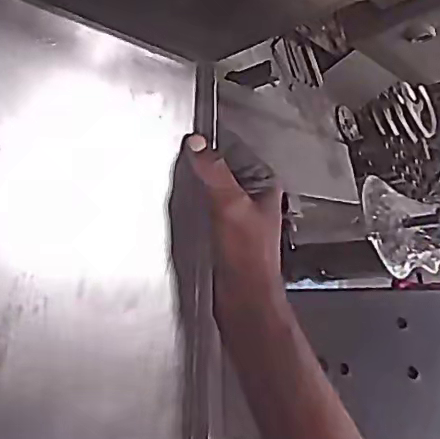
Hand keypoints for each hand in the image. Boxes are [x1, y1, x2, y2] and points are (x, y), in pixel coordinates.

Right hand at [183, 134, 283, 288]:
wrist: (244, 300)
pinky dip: (193, 200)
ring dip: (195, 182)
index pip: (235, 148)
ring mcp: (238, 212)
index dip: (212, 142)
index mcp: (264, 183)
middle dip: (201, 163)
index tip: (187, 138)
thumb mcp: (229, 205)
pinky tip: (181, 201)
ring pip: (212, 185)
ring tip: (176, 176)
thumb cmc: (247, 256)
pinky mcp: (223, 229)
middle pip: (222, 166)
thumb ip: (214, 172)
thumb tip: (197, 143)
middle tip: (177, 155)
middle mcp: (253, 194)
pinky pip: (205, 204)